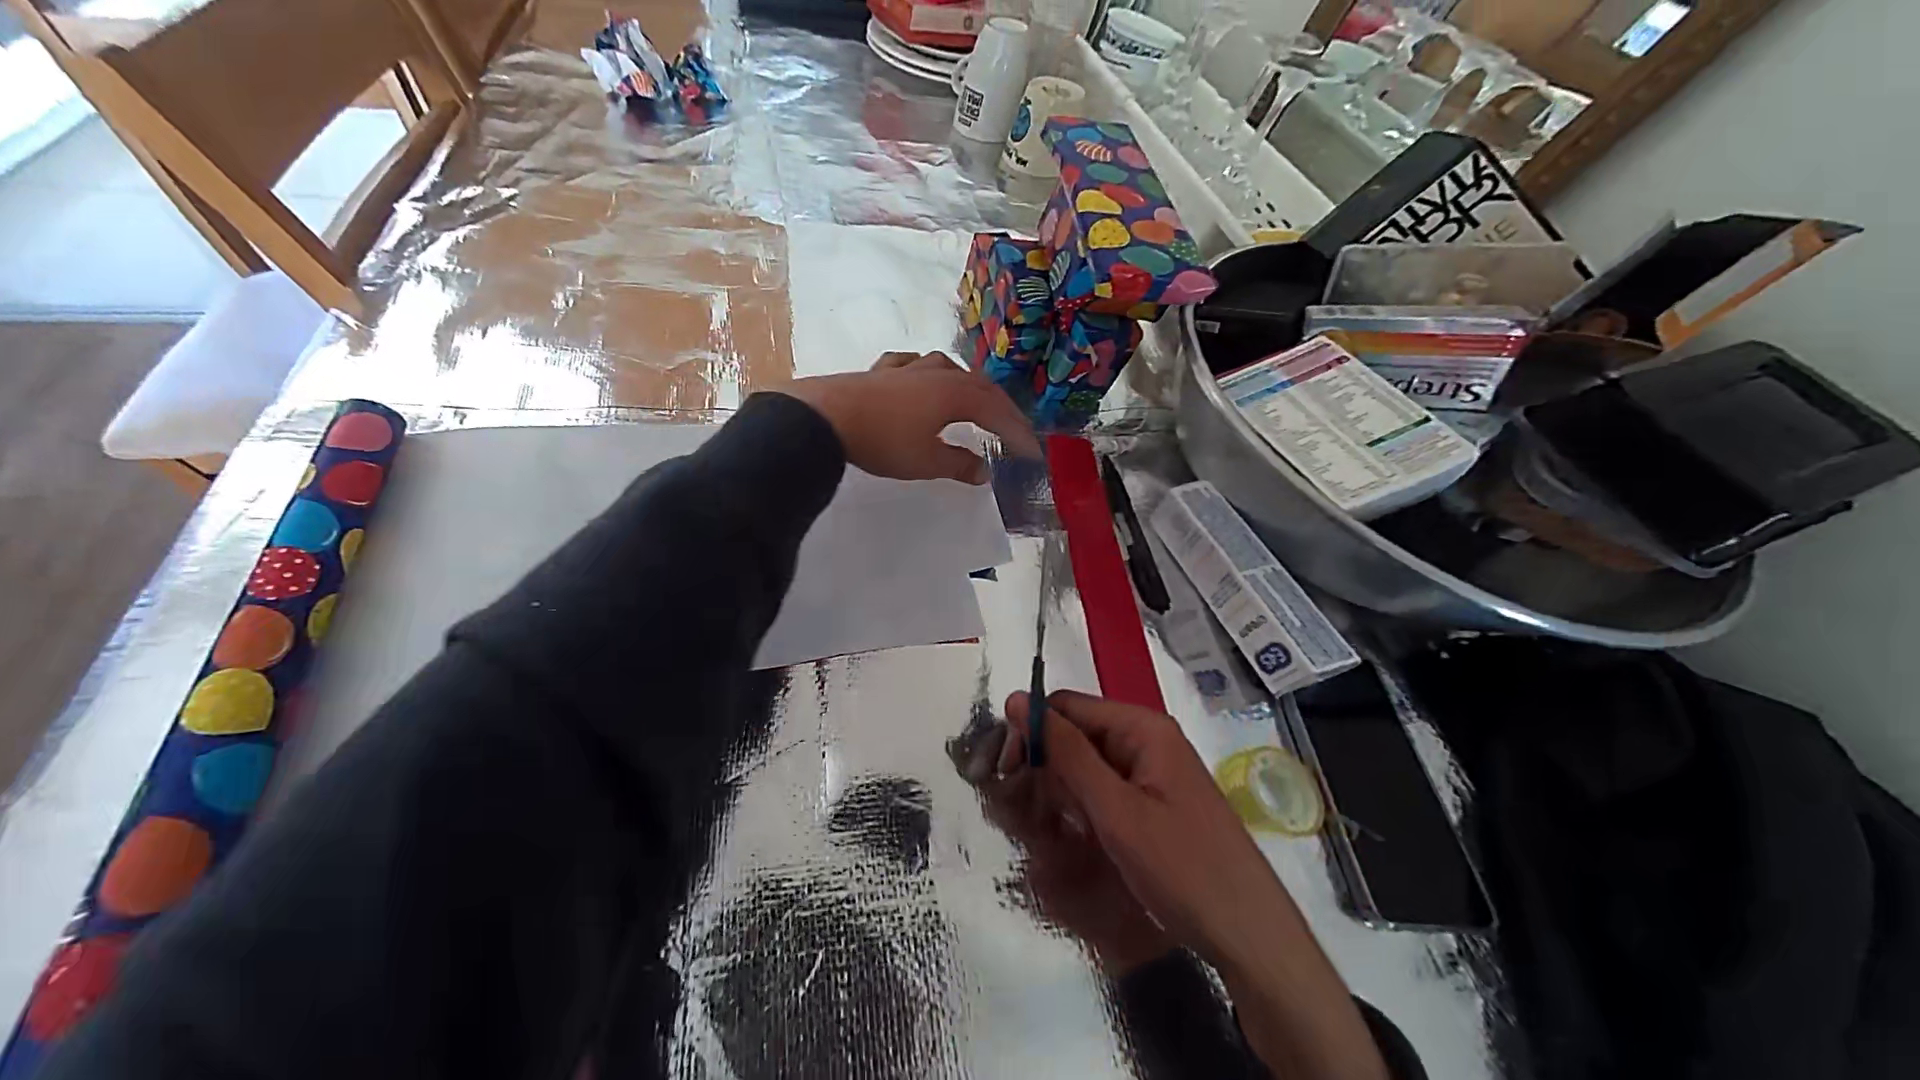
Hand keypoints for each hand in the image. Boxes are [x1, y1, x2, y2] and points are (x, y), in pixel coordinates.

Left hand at [780, 352, 1040, 484]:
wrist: (825, 417)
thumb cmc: (883, 441)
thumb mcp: (925, 461)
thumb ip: (958, 465)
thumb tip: (984, 472)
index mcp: (954, 394)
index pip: (997, 411)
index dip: (1017, 432)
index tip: (1032, 452)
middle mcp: (937, 374)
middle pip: (979, 385)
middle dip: (1000, 408)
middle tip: (1013, 429)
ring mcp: (907, 368)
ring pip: (948, 367)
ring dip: (968, 383)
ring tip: (974, 398)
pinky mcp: (881, 371)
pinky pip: (914, 365)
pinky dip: (928, 371)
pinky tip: (921, 374)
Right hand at [1008, 690, 1390, 1079]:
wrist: (1249, 934)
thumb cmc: (1182, 867)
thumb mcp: (1114, 809)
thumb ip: (1066, 752)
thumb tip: (1017, 699)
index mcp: (1142, 727)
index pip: (1066, 707)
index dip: (1031, 733)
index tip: (1002, 772)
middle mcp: (1147, 740)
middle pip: (1077, 735)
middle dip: (1047, 768)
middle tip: (1025, 812)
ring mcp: (1153, 772)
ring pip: (1088, 766)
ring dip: (1064, 794)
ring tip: (1054, 831)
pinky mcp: (1155, 801)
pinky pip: (1106, 790)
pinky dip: (1086, 810)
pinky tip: (1081, 839)